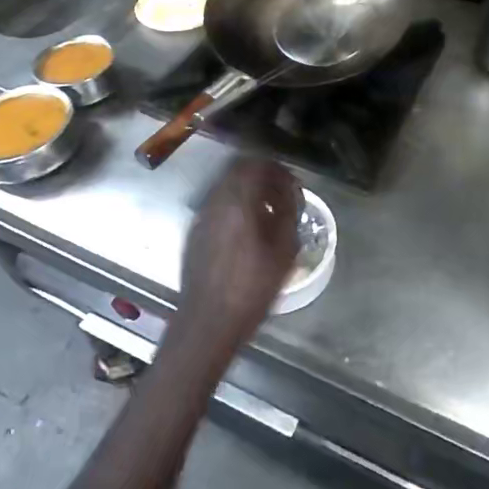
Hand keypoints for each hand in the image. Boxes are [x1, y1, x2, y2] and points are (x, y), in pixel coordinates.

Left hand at [172, 157, 301, 355]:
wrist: (207, 323)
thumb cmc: (250, 290)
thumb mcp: (283, 253)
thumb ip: (288, 215)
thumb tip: (290, 195)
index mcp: (237, 202)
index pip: (257, 165)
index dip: (279, 170)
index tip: (294, 185)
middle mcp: (215, 202)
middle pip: (239, 170)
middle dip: (263, 176)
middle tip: (282, 194)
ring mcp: (202, 216)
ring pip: (227, 186)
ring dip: (249, 190)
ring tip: (269, 212)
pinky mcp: (195, 232)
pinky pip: (218, 204)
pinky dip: (235, 205)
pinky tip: (248, 229)